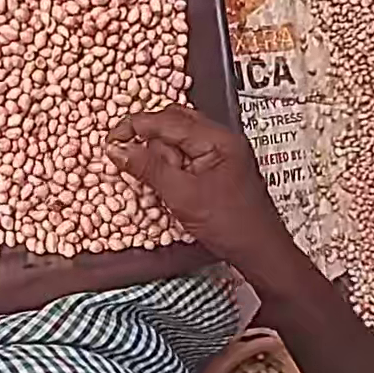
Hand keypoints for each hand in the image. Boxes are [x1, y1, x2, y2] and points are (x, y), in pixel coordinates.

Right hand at [107, 105, 301, 279]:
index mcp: (217, 139)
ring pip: (179, 138)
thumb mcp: (182, 196)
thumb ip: (148, 168)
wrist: (262, 252)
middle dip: (150, 140)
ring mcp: (221, 152)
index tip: (111, 140)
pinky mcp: (218, 167)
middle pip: (173, 122)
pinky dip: (171, 164)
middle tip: (132, 160)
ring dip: (161, 155)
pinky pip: (187, 154)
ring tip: (159, 181)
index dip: (135, 127)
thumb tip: (117, 149)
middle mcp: (221, 138)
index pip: (167, 120)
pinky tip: (167, 182)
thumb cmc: (229, 225)